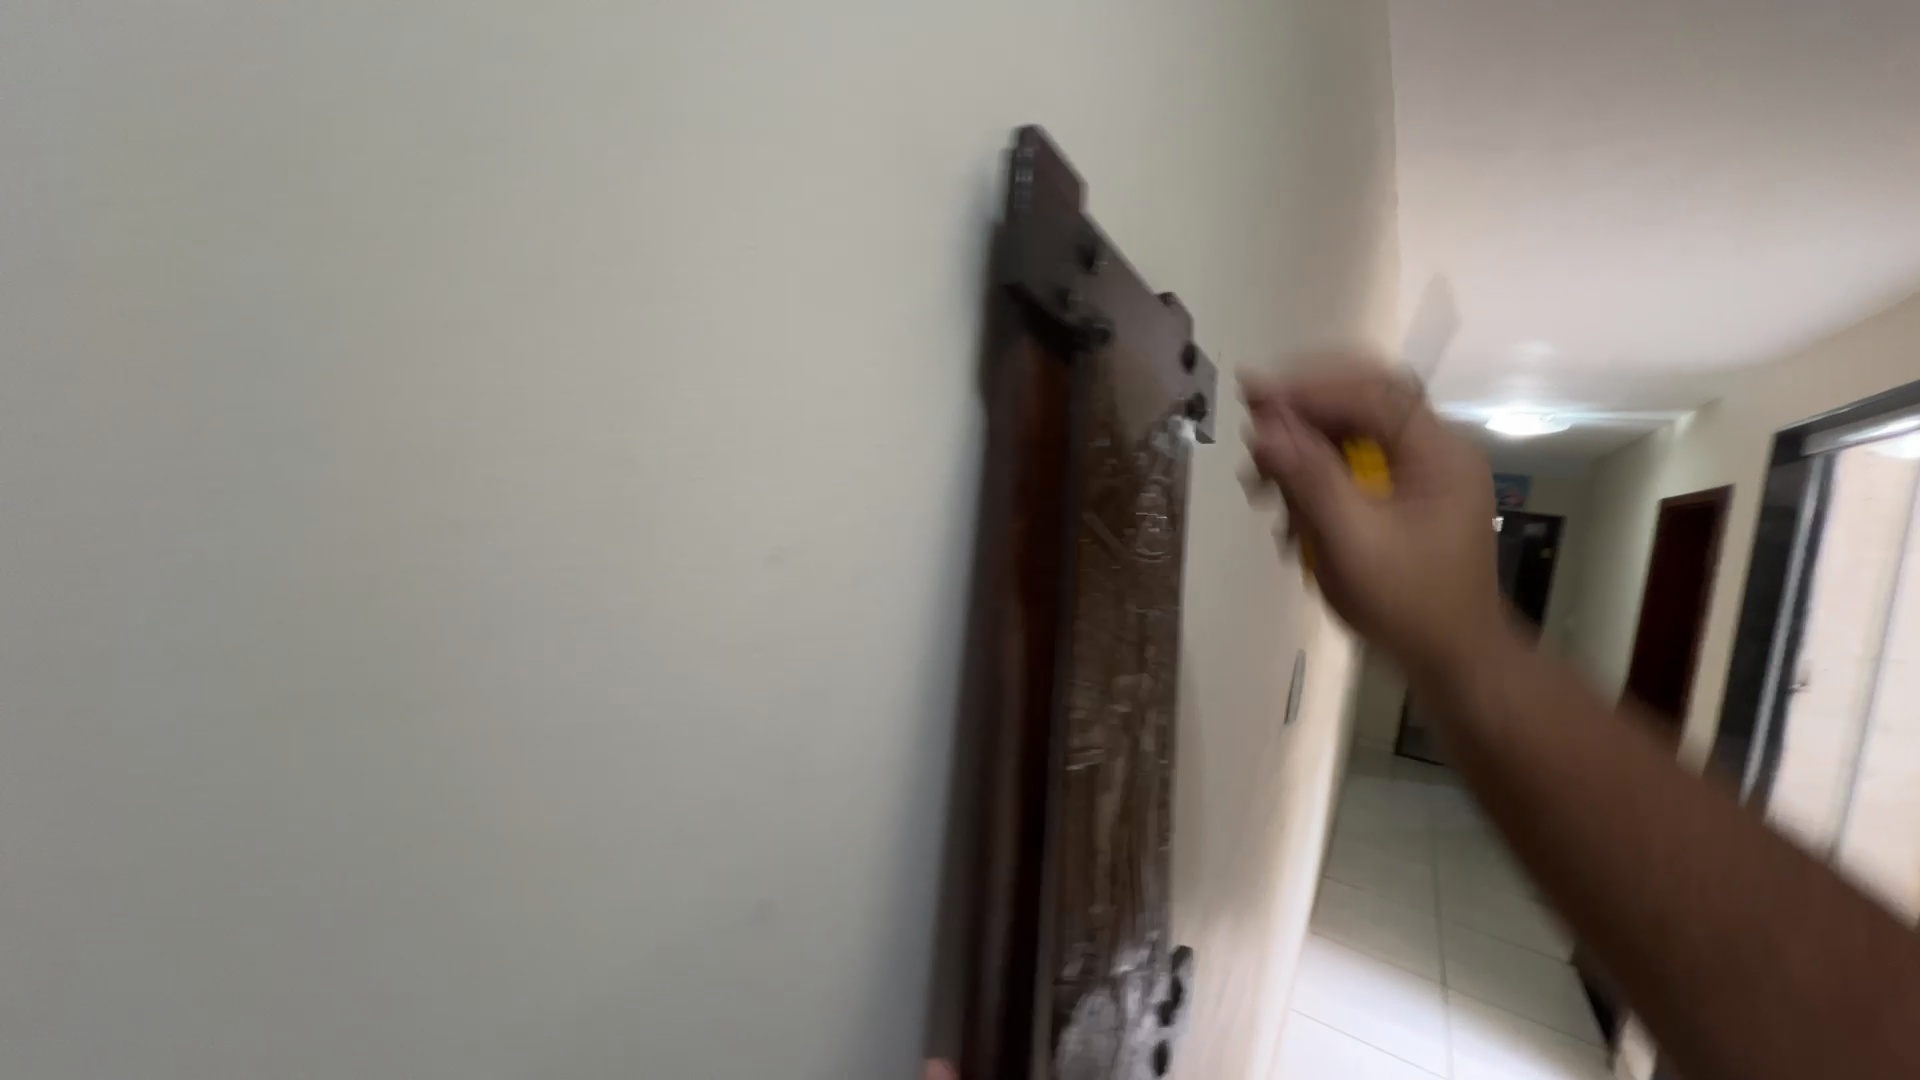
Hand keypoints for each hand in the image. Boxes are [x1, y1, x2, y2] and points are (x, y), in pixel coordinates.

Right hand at [1241, 362, 1506, 679]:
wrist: (1450, 659)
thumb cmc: (1408, 603)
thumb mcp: (1353, 541)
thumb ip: (1310, 480)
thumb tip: (1264, 431)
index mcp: (1437, 453)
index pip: (1372, 393)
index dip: (1310, 389)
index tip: (1254, 398)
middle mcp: (1430, 452)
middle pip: (1358, 407)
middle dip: (1299, 418)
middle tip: (1250, 434)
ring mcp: (1414, 475)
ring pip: (1346, 438)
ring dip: (1298, 454)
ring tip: (1259, 484)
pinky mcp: (1396, 499)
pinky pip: (1346, 471)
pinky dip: (1309, 483)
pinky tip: (1284, 512)